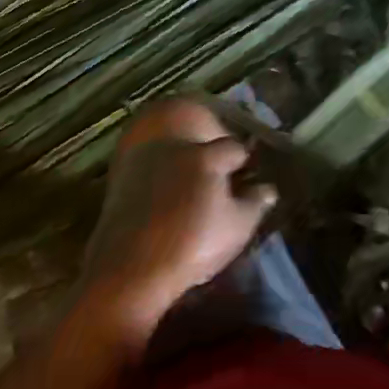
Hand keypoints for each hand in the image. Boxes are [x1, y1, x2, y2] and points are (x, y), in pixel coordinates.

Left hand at [77, 98, 277, 332]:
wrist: (134, 257)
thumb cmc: (192, 245)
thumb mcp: (236, 228)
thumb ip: (254, 203)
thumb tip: (268, 188)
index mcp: (205, 157)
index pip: (232, 147)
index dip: (241, 160)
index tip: (244, 172)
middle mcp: (172, 145)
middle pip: (197, 130)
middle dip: (210, 142)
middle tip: (217, 166)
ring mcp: (143, 151)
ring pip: (167, 135)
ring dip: (179, 144)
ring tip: (187, 167)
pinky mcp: (121, 163)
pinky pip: (144, 146)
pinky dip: (156, 154)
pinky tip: (161, 174)